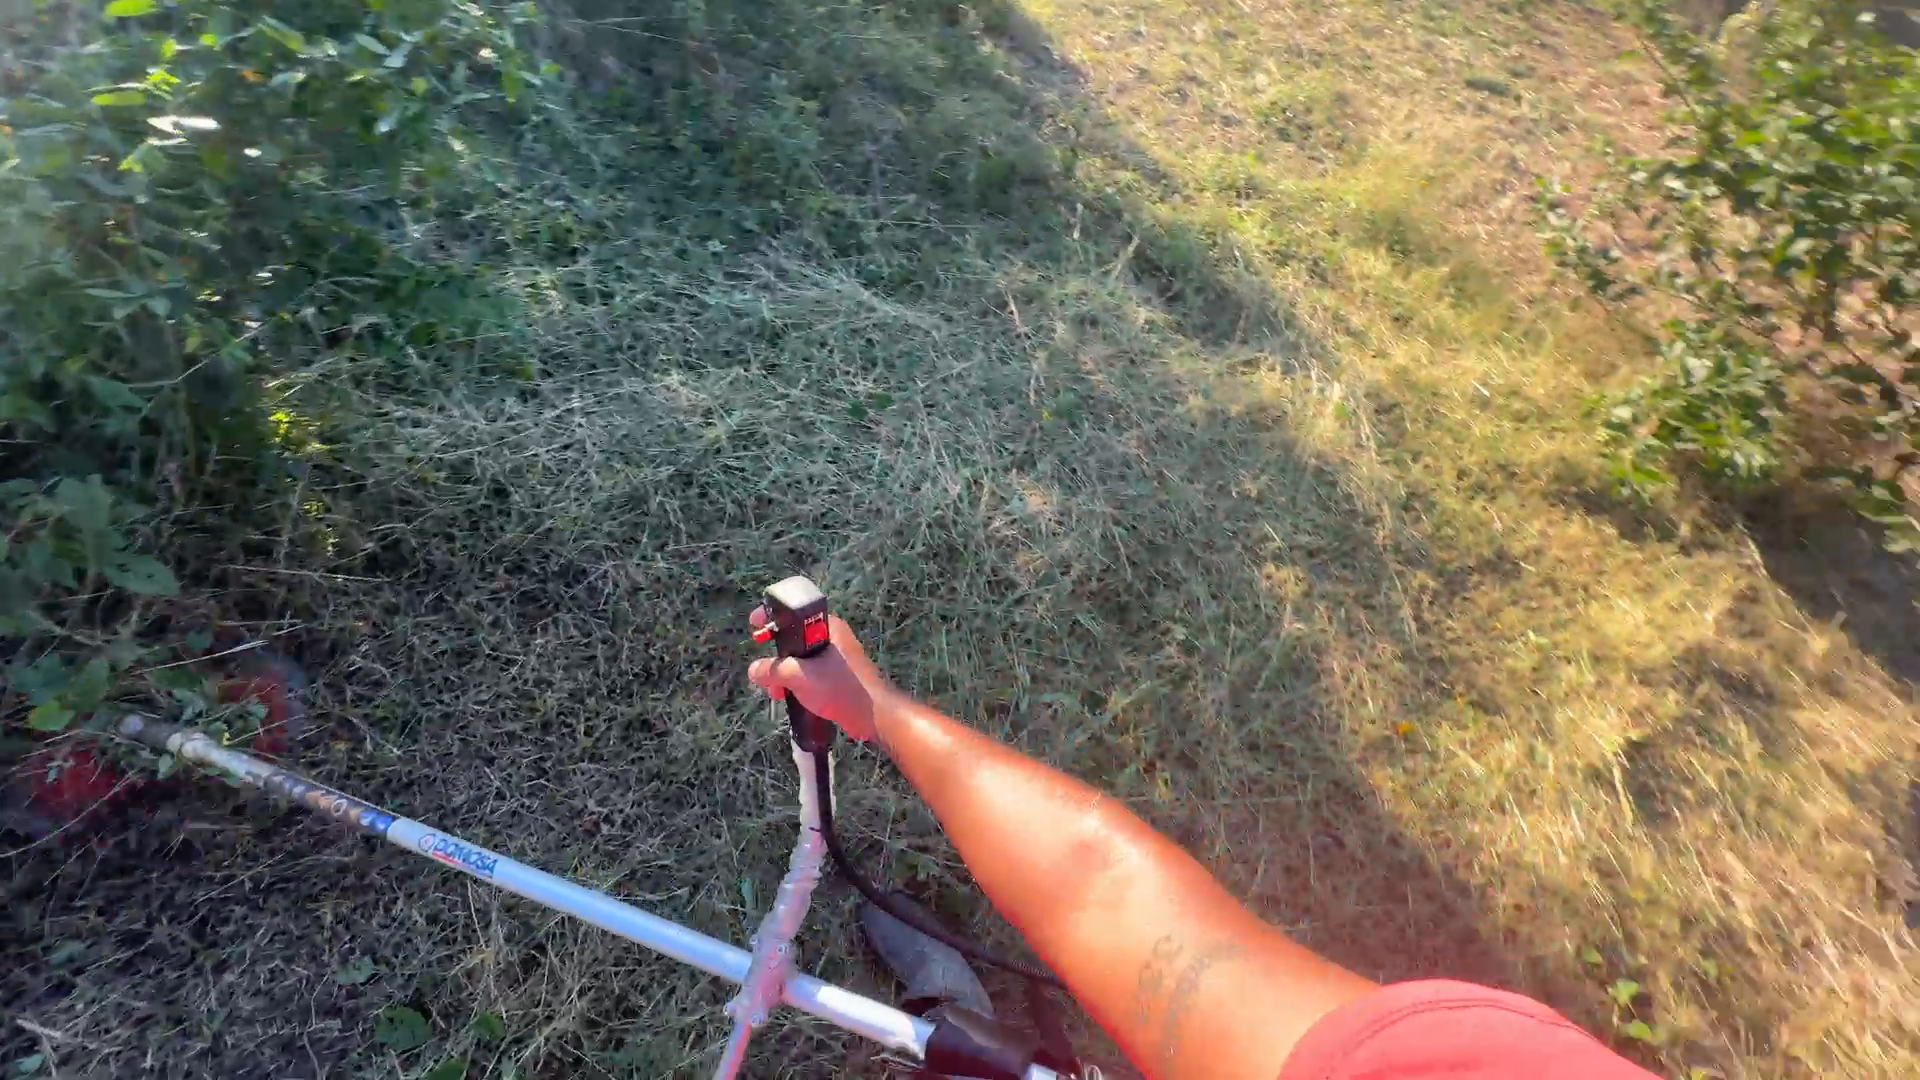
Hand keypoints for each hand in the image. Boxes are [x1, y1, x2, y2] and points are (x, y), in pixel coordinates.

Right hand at [747, 610, 891, 742]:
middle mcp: (832, 638)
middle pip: (795, 640)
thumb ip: (773, 670)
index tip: (754, 622)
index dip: (773, 617)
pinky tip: (790, 697)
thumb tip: (754, 670)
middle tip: (765, 671)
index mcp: (828, 627)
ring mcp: (836, 658)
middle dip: (777, 657)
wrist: (871, 715)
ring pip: (801, 660)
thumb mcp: (799, 676)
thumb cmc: (838, 687)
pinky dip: (797, 682)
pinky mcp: (837, 676)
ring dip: (785, 675)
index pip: (796, 613)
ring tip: (776, 691)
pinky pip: (810, 673)